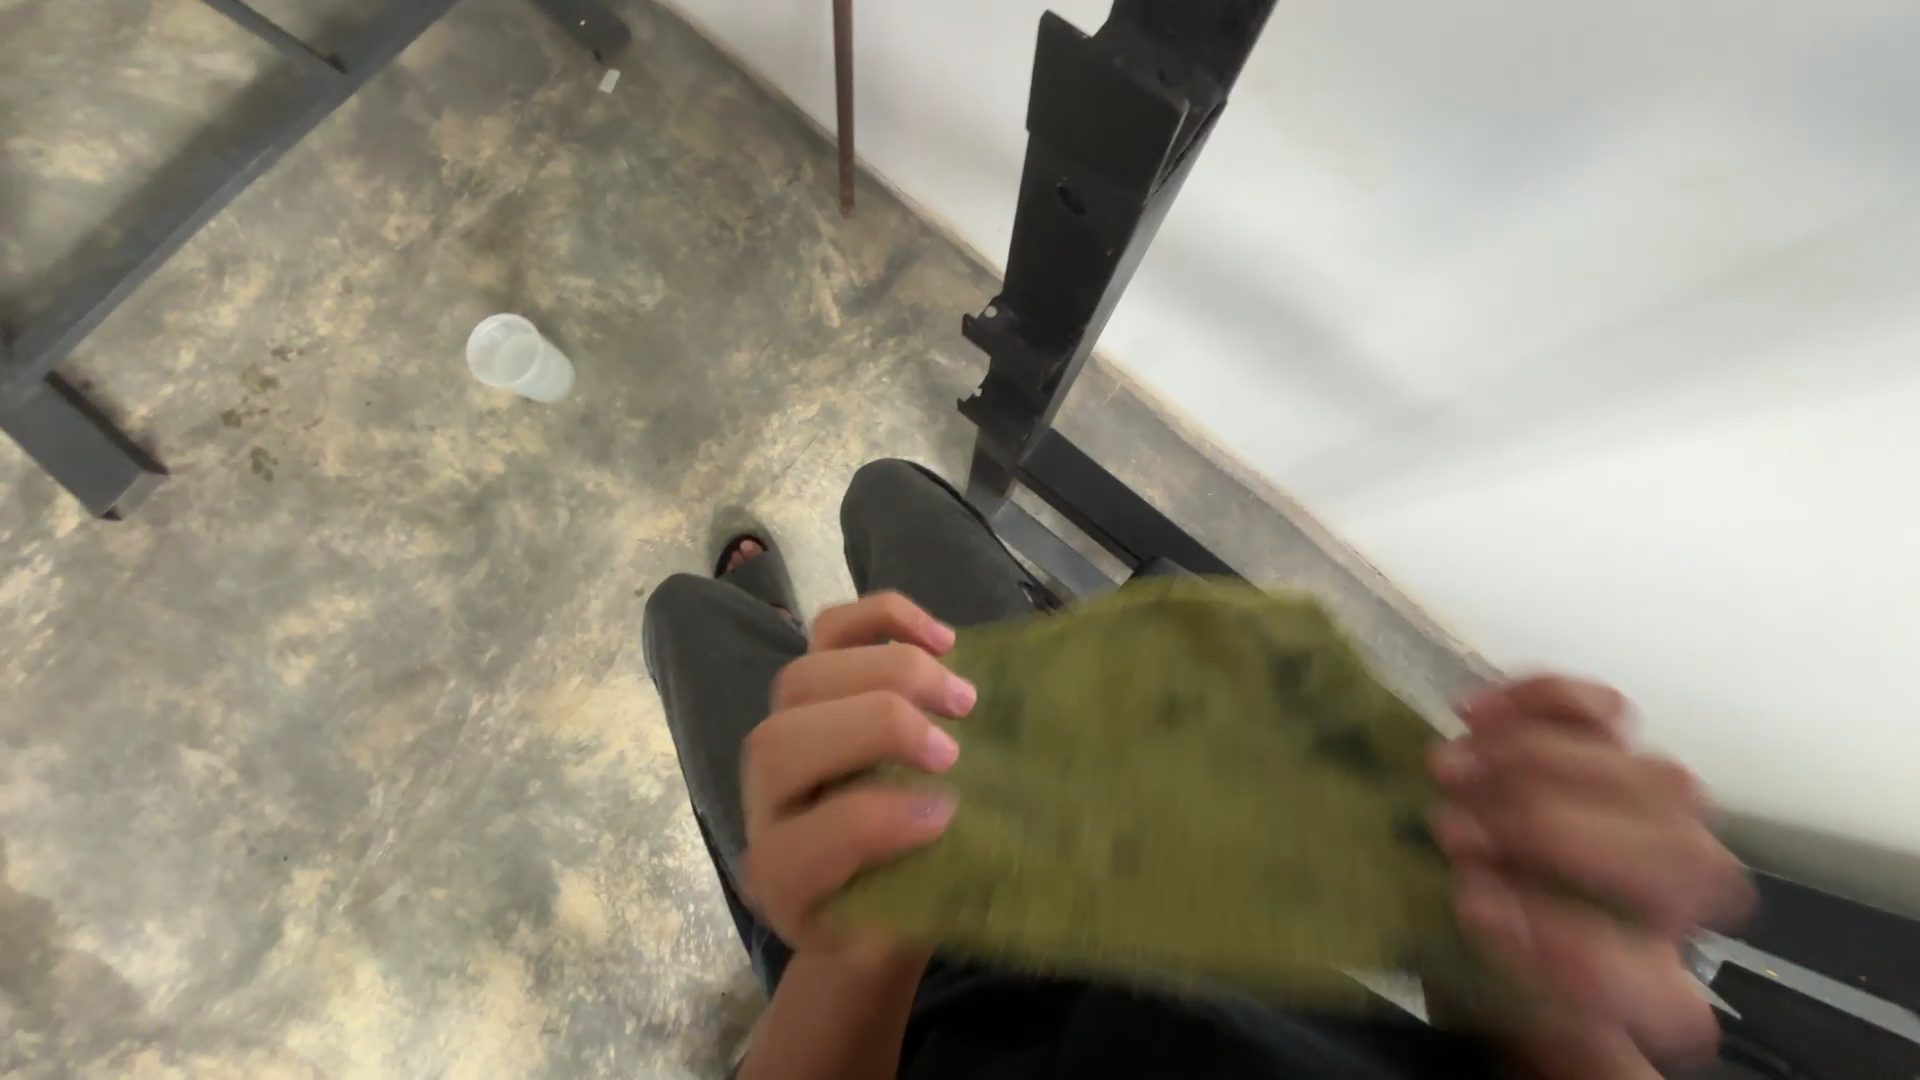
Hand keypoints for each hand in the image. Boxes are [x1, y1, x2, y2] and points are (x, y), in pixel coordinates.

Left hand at [742, 592, 975, 956]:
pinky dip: (882, 618)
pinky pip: (828, 630)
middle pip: (783, 743)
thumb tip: (975, 838)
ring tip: (962, 696)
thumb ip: (931, 896)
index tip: (948, 813)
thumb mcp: (916, 925)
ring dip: (888, 672)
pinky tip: (942, 639)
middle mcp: (764, 802)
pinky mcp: (813, 686)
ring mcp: (784, 733)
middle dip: (877, 729)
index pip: (797, 846)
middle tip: (954, 750)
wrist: (870, 895)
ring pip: (801, 678)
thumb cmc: (899, 911)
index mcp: (781, 880)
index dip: (874, 822)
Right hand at [1428, 676, 1755, 1067]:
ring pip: (1654, 778)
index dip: (1568, 942)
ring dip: (1540, 761)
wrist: (1491, 903)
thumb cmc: (1485, 964)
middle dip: (1554, 829)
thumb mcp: (1482, 999)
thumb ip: (1494, 980)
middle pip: (1681, 861)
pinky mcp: (1602, 756)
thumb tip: (1475, 905)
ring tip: (1450, 765)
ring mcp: (1646, 820)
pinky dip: (1546, 701)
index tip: (1469, 904)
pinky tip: (1473, 711)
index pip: (1657, 989)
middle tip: (1451, 821)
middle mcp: (1669, 907)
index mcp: (1646, 994)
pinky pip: (1607, 713)